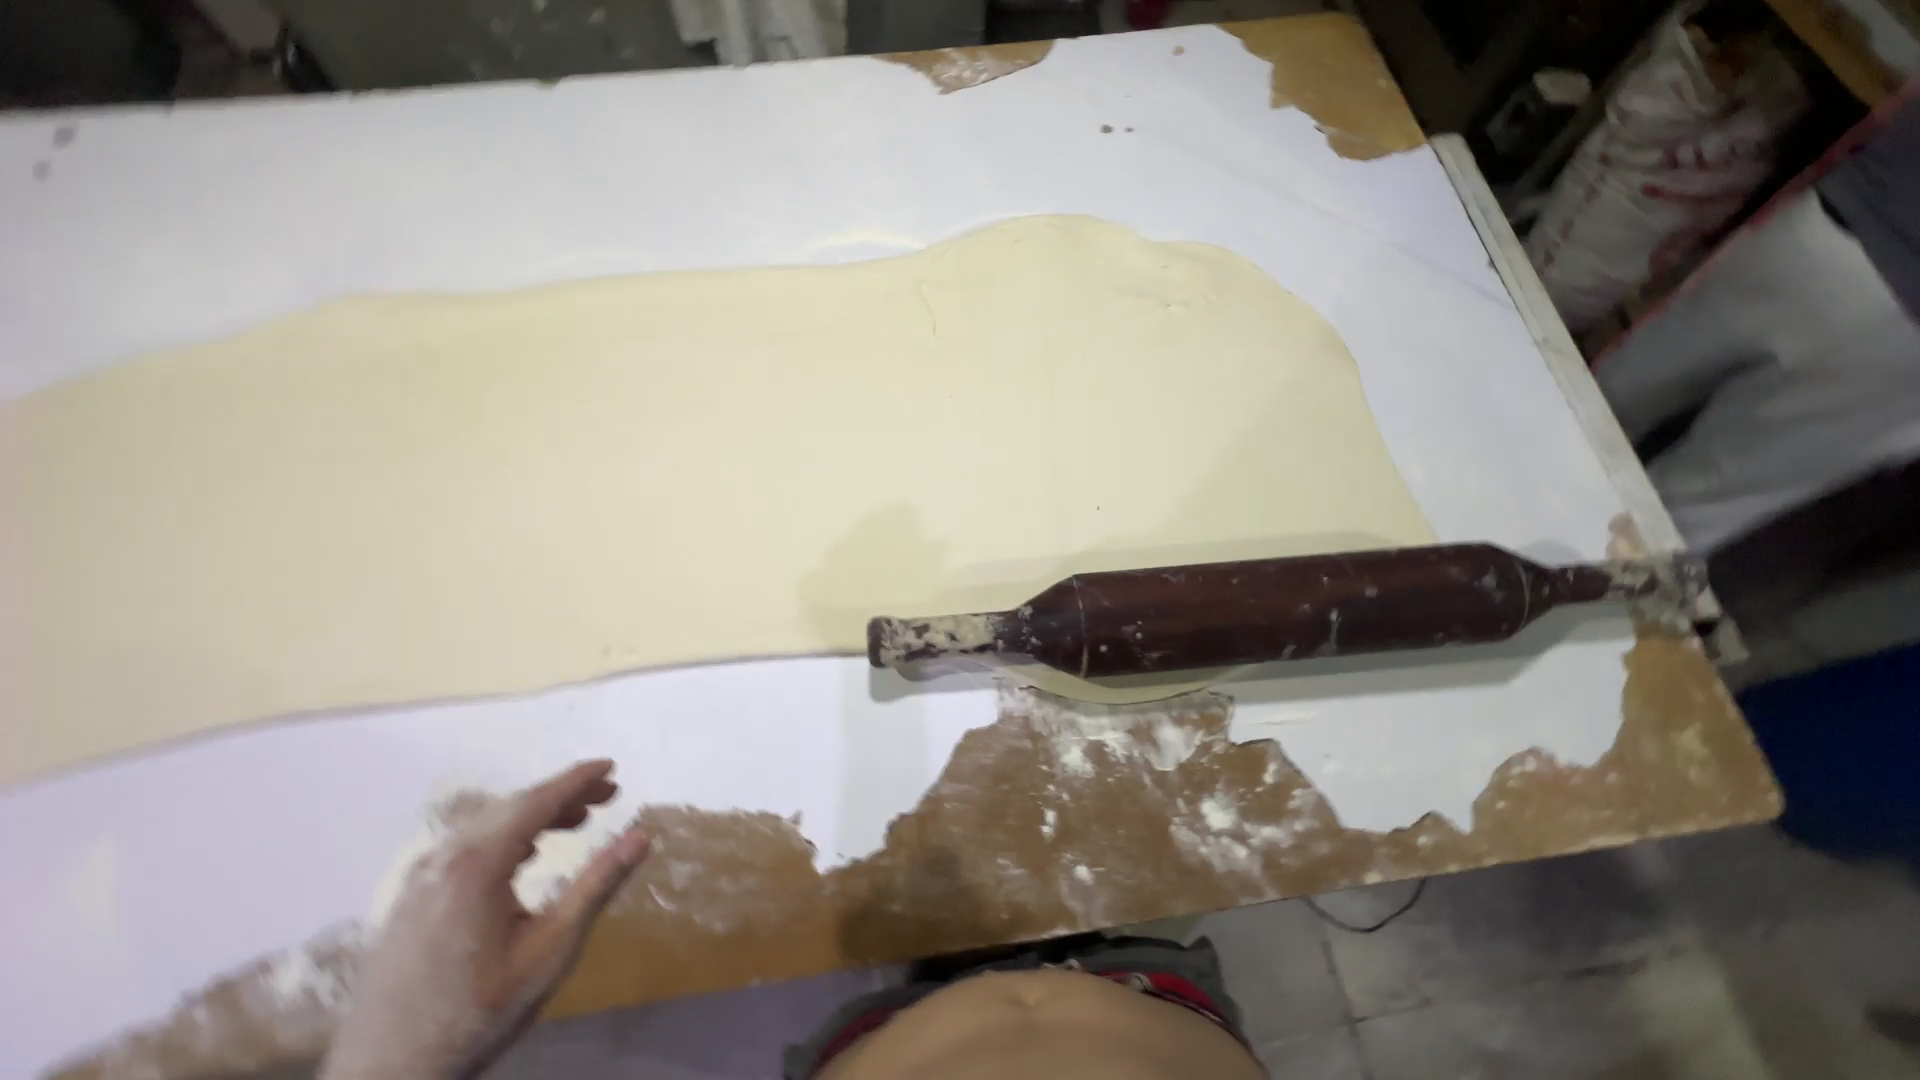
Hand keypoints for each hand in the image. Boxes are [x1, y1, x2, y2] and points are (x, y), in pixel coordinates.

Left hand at [320, 760, 650, 1079]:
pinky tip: (523, 856)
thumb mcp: (552, 949)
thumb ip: (596, 885)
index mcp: (478, 863)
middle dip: (562, 796)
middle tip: (607, 797)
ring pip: (485, 825)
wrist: (387, 1076)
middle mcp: (444, 858)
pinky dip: (504, 836)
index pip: (536, 801)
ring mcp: (420, 879)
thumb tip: (642, 835)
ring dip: (533, 817)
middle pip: (510, 807)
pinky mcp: (409, 900)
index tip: (612, 766)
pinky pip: (464, 846)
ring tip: (575, 824)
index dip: (577, 780)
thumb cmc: (481, 1012)